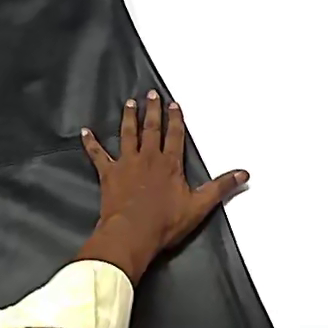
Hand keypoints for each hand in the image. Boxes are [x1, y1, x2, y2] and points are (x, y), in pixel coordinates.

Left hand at [76, 91, 248, 282]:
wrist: (132, 233)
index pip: (174, 135)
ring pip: (127, 134)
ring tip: (128, 103)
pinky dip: (91, 143)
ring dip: (128, 118)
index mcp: (169, 163)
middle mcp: (148, 157)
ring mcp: (126, 163)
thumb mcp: (199, 206)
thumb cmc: (164, 222)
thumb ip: (220, 187)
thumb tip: (242, 174)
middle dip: (152, 110)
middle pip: (151, 128)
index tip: (173, 104)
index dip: (175, 119)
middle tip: (150, 94)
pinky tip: (85, 132)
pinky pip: (98, 154)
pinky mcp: (109, 173)